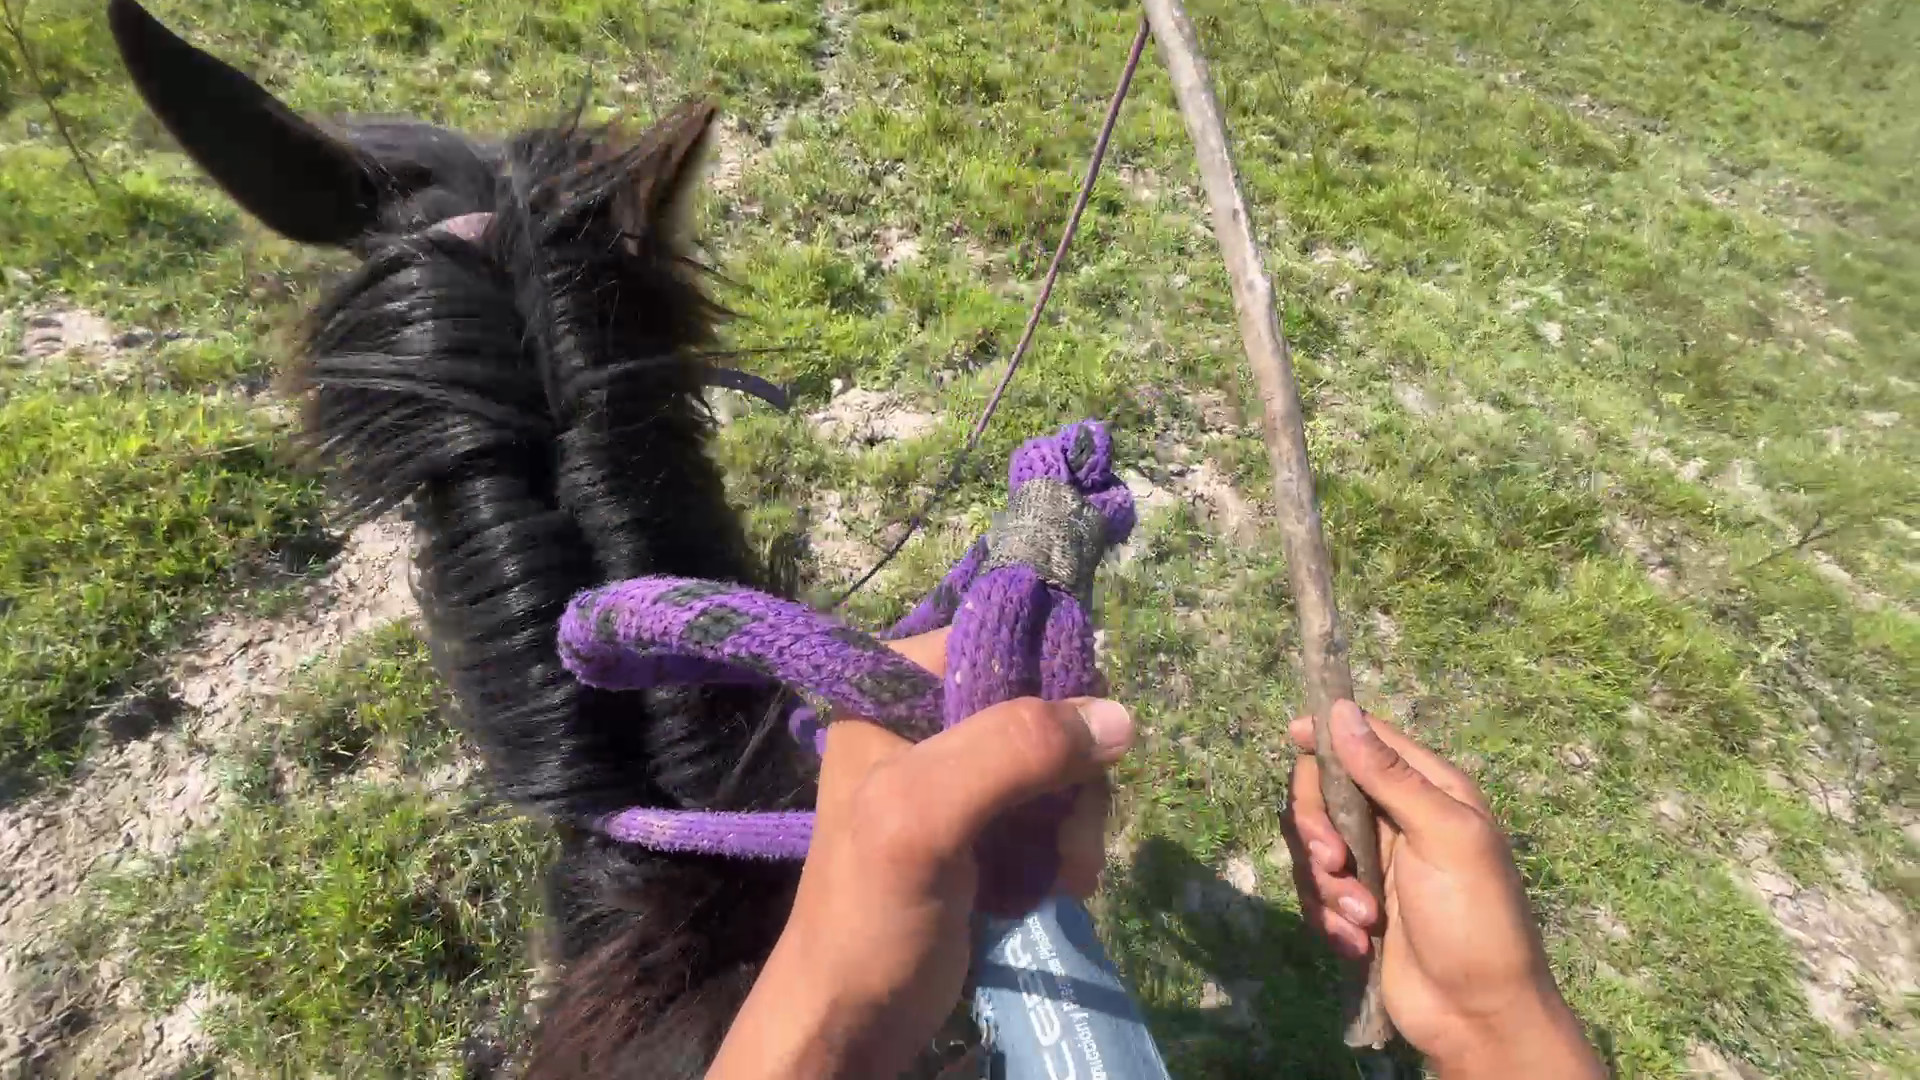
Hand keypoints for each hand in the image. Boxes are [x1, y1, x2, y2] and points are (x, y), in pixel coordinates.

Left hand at [708, 627, 1134, 1078]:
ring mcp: (961, 766)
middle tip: (1070, 833)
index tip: (1077, 745)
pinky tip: (1060, 882)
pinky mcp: (987, 814)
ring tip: (1065, 871)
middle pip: (1040, 703)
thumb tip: (1118, 715)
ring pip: (1057, 755)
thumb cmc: (869, 909)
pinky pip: (1054, 800)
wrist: (854, 1017)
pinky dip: (1067, 839)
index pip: (995, 642)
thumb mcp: (924, 816)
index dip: (1048, 682)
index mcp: (894, 684)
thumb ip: (1009, 751)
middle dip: (1068, 770)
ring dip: (1074, 815)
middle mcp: (929, 713)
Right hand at [1282, 701, 1603, 1078]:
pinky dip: (1326, 912)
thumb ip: (1390, 774)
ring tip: (1362, 918)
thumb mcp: (1443, 838)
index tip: (1293, 736)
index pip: (1364, 737)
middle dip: (1317, 826)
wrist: (1480, 1022)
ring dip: (1327, 883)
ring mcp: (1371, 857)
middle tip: (1333, 861)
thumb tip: (1340, 709)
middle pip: (1321, 787)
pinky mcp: (1352, 896)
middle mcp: (1394, 815)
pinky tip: (1356, 939)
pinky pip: (1312, 883)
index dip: (1326, 733)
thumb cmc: (1475, 922)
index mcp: (1427, 789)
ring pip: (1311, 839)